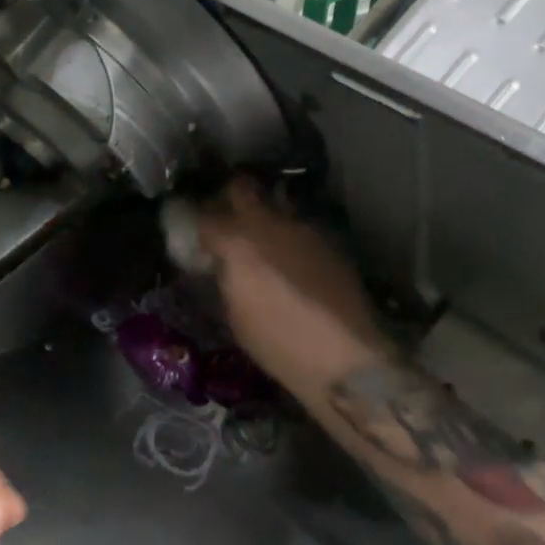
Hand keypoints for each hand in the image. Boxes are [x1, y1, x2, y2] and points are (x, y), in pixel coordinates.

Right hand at [196, 178, 398, 406]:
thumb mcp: (236, 315)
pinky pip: (300, 229)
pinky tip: (292, 263)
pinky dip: (290, 239)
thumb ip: (227, 279)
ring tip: (263, 243)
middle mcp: (269, 225)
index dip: (199, 227)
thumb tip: (225, 265)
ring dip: (265, 218)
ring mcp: (303, 230)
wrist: (345, 356)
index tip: (199, 240)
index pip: (205, 217)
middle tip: (228, 221)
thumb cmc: (277, 344)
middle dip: (230, 199)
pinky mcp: (330, 243)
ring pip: (277, 206)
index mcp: (237, 243)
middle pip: (242, 188)